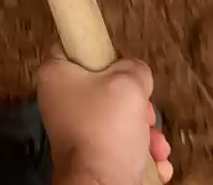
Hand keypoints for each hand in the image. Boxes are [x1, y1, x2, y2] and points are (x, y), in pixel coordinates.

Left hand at [37, 51, 173, 183]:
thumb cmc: (107, 126)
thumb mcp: (128, 84)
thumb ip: (135, 69)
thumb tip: (135, 71)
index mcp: (55, 74)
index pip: (75, 49)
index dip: (103, 54)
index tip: (123, 68)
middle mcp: (59, 100)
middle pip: (103, 89)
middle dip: (135, 103)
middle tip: (147, 114)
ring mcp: (73, 130)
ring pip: (116, 120)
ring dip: (145, 132)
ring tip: (157, 145)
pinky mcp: (88, 156)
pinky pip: (117, 146)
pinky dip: (140, 154)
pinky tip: (158, 163)